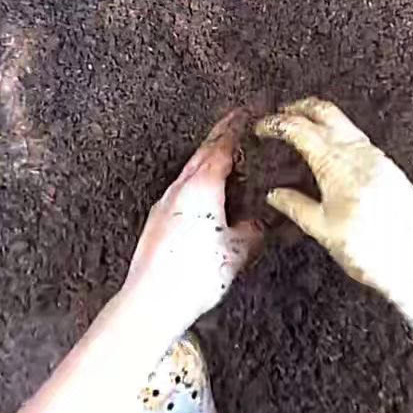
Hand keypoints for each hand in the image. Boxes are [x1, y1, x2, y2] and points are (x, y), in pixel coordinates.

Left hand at [120, 110, 263, 339]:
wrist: (150, 301)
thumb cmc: (193, 276)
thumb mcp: (237, 251)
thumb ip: (253, 231)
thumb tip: (262, 222)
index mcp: (203, 185)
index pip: (222, 144)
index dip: (236, 125)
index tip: (248, 111)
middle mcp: (181, 187)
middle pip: (203, 151)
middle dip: (222, 135)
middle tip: (238, 123)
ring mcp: (166, 202)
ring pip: (191, 169)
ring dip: (208, 157)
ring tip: (225, 156)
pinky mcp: (157, 219)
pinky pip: (181, 188)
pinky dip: (197, 179)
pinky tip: (205, 193)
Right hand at [256, 97, 412, 375]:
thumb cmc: (375, 250)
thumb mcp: (324, 231)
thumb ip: (296, 207)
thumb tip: (274, 194)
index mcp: (336, 164)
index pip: (299, 128)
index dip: (275, 123)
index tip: (261, 127)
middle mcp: (357, 151)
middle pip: (324, 111)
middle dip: (298, 106)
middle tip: (279, 113)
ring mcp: (375, 155)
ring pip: (341, 121)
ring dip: (317, 117)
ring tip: (299, 129)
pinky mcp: (386, 165)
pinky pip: (354, 136)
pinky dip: (334, 132)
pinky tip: (327, 149)